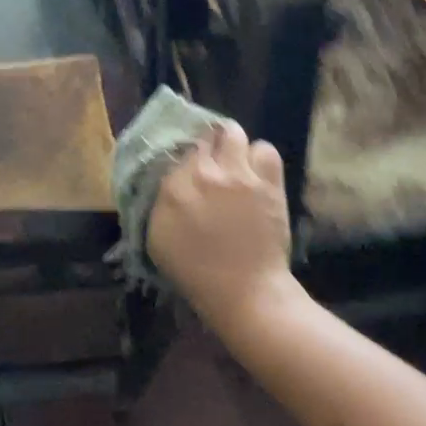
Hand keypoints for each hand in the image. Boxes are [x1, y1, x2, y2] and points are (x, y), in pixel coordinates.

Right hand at [146, 122, 305, 327]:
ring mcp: (239, 176)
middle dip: (207, 146)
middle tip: (211, 160)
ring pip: (233, 134)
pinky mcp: (268, 184)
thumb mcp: (157, 239)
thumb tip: (167, 182)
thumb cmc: (195, 272)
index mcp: (173, 187)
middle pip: (204, 136)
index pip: (176, 151)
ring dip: (232, 144)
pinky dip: (260, 156)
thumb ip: (159, 204)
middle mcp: (204, 174)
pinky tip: (257, 172)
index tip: (189, 167)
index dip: (184, 157)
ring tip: (235, 160)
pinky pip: (266, 150)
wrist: (244, 291)